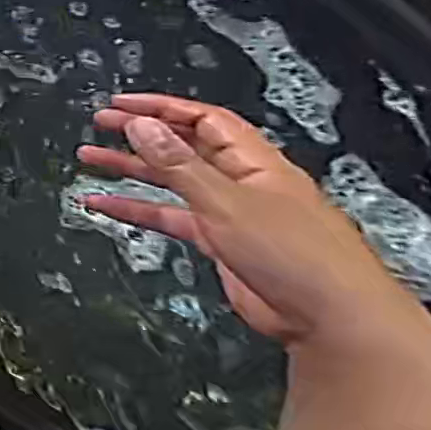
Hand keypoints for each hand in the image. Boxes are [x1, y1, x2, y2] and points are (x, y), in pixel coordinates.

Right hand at [75, 93, 425, 348]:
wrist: (338, 326)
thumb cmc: (302, 260)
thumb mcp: (227, 202)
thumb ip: (178, 163)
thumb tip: (142, 124)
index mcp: (255, 165)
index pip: (204, 120)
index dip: (161, 107)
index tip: (120, 103)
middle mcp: (243, 184)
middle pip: (184, 146)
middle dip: (140, 131)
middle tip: (102, 122)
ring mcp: (231, 213)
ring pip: (170, 179)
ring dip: (130, 166)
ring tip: (92, 157)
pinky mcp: (221, 241)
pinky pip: (167, 215)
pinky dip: (134, 207)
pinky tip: (106, 205)